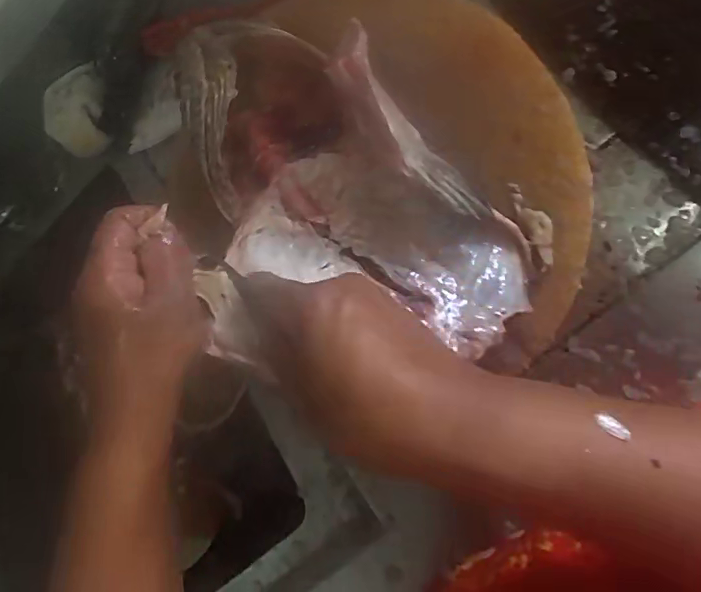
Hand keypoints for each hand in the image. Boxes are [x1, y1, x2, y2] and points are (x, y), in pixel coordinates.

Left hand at [71, 205, 206, 435]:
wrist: (129, 427)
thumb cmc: (153, 362)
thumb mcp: (170, 303)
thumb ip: (167, 257)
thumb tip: (162, 230)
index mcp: (100, 274)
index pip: (116, 220)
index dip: (148, 216)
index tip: (180, 234)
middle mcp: (89, 286)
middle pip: (120, 243)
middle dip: (156, 246)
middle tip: (188, 265)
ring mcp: (93, 310)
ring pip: (127, 270)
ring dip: (157, 272)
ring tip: (185, 290)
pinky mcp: (104, 330)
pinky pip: (128, 294)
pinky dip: (151, 293)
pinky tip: (173, 314)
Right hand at [240, 273, 483, 473]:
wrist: (456, 416)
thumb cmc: (374, 417)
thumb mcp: (311, 404)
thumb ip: (277, 366)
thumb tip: (256, 343)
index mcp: (311, 304)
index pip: (260, 288)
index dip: (245, 308)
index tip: (244, 336)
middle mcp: (337, 284)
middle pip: (294, 296)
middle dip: (283, 323)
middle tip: (284, 365)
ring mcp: (369, 290)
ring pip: (323, 303)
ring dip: (314, 327)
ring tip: (324, 371)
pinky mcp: (393, 302)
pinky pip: (349, 308)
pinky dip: (341, 329)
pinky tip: (355, 366)